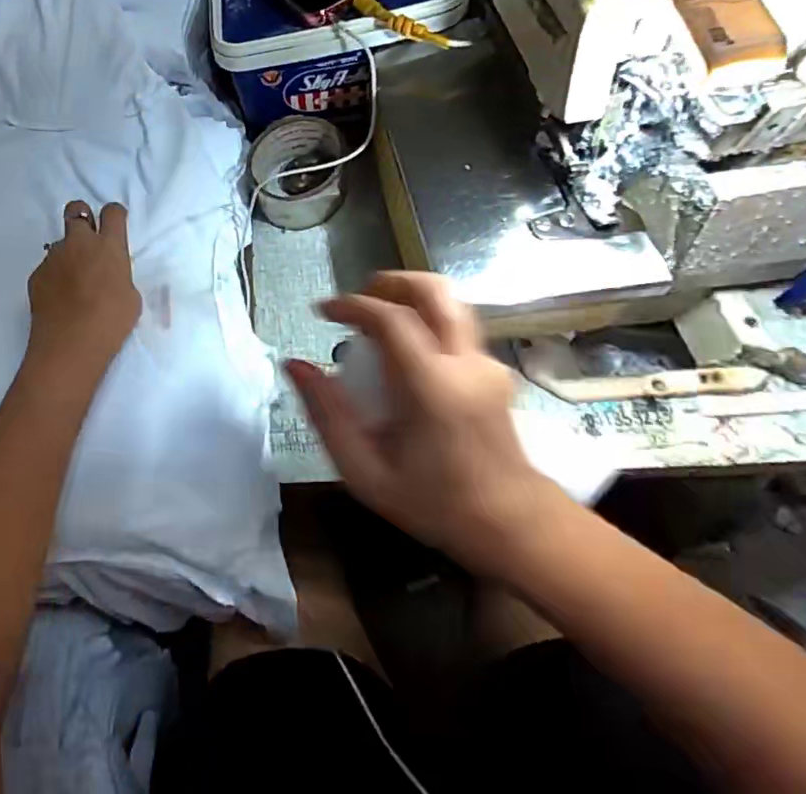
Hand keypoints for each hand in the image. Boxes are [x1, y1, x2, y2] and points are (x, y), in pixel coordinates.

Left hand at [27, 201, 140, 369]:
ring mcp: (54, 257)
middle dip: (82, 217)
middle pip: (76, 209)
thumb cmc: (111, 322)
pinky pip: (48, 267)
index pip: (112, 211)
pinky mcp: (36, 275)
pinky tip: (60, 299)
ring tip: (73, 283)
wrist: (69, 346)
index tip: (115, 225)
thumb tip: (107, 274)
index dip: (114, 215)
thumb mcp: (130, 297)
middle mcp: (79, 243)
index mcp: (109, 246)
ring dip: (68, 254)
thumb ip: (119, 275)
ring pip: (61, 243)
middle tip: (88, 240)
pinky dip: (55, 277)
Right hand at [285, 272, 573, 581]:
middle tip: (359, 301)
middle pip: (433, 291)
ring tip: (378, 326)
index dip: (352, 305)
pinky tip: (406, 357)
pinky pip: (457, 329)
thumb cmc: (433, 502)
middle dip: (391, 282)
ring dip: (410, 300)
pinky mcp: (496, 371)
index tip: (322, 312)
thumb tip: (295, 366)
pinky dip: (426, 323)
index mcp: (431, 386)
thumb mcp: (364, 471)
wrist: (511, 522)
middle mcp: (465, 363)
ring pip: (450, 304)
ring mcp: (487, 364)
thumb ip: (327, 414)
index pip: (391, 318)